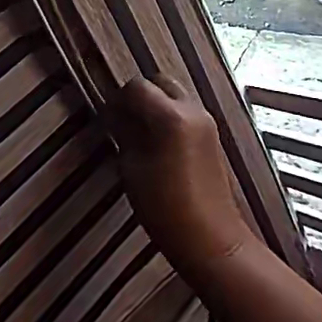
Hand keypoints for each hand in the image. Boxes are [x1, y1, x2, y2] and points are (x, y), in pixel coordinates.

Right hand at [110, 76, 257, 271]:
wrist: (210, 239)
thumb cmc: (164, 207)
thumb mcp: (131, 167)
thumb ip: (124, 132)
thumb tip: (117, 115)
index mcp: (171, 117)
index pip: (137, 86)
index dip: (118, 99)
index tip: (108, 117)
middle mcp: (193, 111)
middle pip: (160, 82)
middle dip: (140, 95)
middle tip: (124, 120)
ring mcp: (207, 123)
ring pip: (174, 95)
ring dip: (156, 105)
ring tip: (140, 134)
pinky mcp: (212, 136)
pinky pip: (186, 112)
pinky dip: (169, 117)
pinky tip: (157, 144)